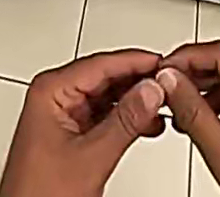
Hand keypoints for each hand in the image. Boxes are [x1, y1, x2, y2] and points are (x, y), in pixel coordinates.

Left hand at [0, 50, 168, 196]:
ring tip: (163, 103)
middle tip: (168, 83)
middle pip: (105, 77)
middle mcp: (56, 96)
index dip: (134, 61)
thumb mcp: (90, 158)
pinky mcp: (71, 134)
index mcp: (51, 90)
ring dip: (135, 101)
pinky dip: (127, 119)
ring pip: (108, 96)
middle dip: (137, 81)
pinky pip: (104, 116)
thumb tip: (150, 90)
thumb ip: (124, 121)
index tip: (162, 62)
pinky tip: (148, 123)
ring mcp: (63, 115)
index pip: (100, 64)